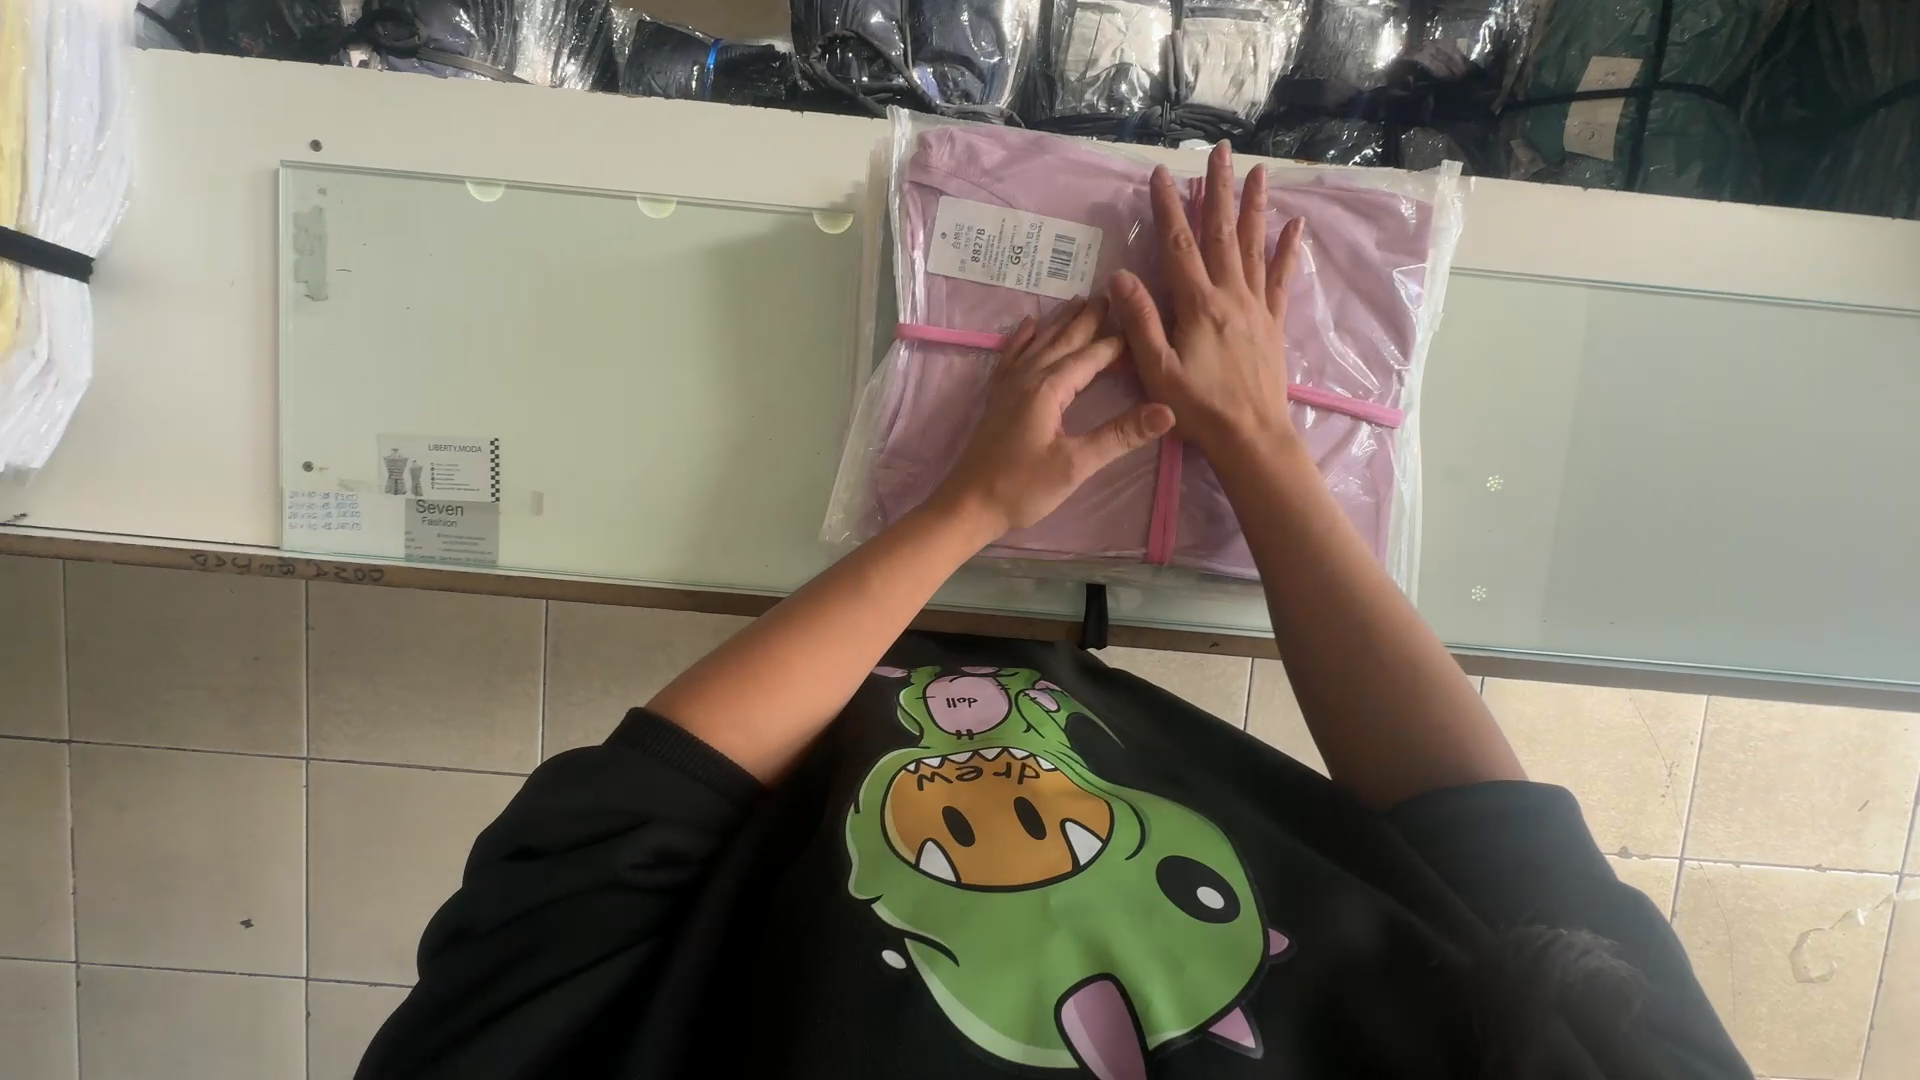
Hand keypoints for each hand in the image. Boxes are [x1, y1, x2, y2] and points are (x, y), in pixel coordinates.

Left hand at [929, 297, 1174, 538]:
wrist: (968, 505)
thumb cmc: (1021, 488)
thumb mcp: (1075, 465)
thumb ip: (1120, 436)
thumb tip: (1167, 411)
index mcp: (1048, 390)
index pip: (1089, 357)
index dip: (1115, 342)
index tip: (1139, 324)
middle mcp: (1027, 379)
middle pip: (1062, 341)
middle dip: (1087, 320)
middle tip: (1110, 295)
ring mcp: (1008, 388)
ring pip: (1039, 344)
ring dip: (1060, 323)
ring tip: (1077, 302)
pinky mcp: (996, 401)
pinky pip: (1011, 357)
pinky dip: (1022, 339)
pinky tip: (1028, 326)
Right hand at [1109, 142, 1303, 461]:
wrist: (1250, 435)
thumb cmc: (1198, 408)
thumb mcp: (1157, 370)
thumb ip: (1140, 322)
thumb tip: (1120, 277)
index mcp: (1198, 305)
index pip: (1179, 245)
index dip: (1168, 208)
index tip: (1160, 174)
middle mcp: (1230, 295)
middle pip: (1222, 233)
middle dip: (1217, 191)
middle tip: (1218, 152)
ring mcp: (1256, 307)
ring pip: (1253, 246)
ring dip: (1253, 207)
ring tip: (1257, 171)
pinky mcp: (1272, 323)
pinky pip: (1281, 278)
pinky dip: (1287, 250)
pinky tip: (1294, 226)